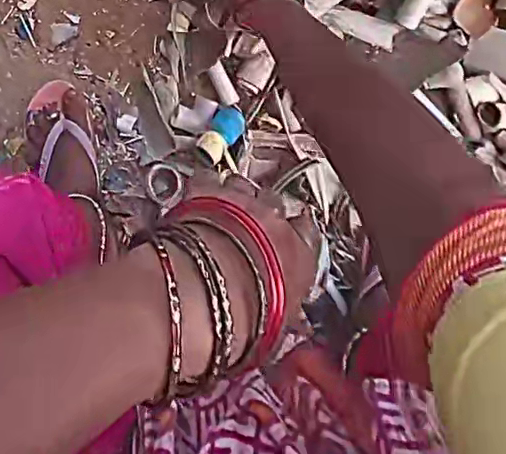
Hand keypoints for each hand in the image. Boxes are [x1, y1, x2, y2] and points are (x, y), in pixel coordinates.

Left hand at [171, 177, 318, 372]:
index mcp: (299, 251)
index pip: (309, 230)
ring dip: (234, 196)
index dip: (298, 233)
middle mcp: (272, 217)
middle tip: (250, 231)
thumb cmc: (246, 318)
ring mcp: (239, 198)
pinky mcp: (205, 188)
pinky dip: (203, 186)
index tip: (291, 239)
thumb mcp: (279, 327)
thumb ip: (290, 313)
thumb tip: (293, 324)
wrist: (204, 294)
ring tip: (223, 215)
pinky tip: (197, 198)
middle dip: (263, 212)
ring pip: (242, 184)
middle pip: (275, 202)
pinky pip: (208, 178)